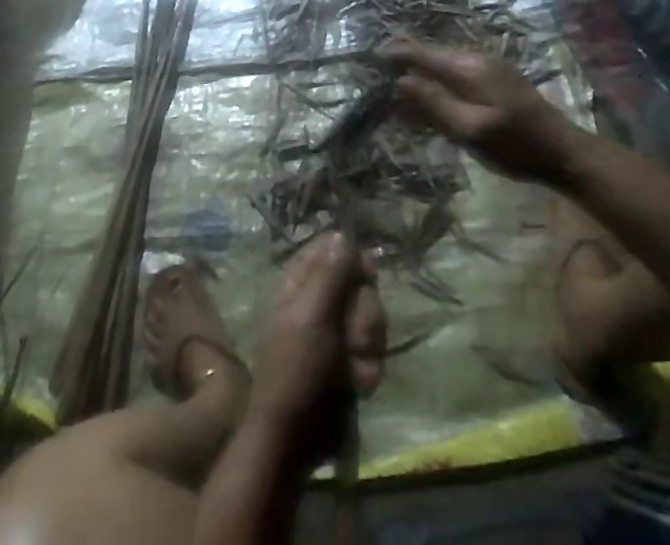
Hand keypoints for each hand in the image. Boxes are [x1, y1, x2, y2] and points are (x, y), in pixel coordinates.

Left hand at [247, 232, 384, 461]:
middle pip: (359, 284)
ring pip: (371, 316)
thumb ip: (329, 274)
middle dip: (365, 314)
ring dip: (369, 345)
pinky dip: (369, 366)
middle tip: (355, 339)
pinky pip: (373, 347)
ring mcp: (334, 330)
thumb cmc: (295, 370)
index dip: (353, 259)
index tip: (368, 275)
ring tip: (355, 369)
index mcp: (299, 284)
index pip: (331, 248)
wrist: (295, 436)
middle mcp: (318, 301)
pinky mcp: (349, 356)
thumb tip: (341, 232)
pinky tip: (359, 383)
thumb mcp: (311, 316)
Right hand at [383, 41, 582, 185]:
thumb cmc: (515, 146)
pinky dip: (438, 75)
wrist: (564, 152)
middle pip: (434, 52)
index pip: (424, 53)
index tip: (372, 55)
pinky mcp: (497, 80)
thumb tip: (401, 80)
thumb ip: (434, 103)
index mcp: (470, 68)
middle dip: (407, 55)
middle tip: (379, 60)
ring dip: (422, 64)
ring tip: (397, 70)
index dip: (398, 53)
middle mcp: (478, 59)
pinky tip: (429, 86)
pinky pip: (457, 70)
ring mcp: (490, 68)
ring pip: (445, 60)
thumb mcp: (469, 129)